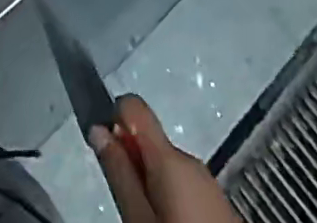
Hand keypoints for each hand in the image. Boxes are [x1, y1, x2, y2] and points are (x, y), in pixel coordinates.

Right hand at [91, 95, 241, 222]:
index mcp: (169, 156)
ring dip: (150, 183)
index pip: (134, 105)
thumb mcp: (138, 217)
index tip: (108, 153)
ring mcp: (208, 181)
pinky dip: (169, 197)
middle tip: (127, 202)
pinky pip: (183, 184)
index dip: (113, 120)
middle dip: (132, 163)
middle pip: (149, 141)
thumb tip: (98, 129)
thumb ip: (118, 171)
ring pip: (165, 166)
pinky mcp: (218, 202)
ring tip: (148, 219)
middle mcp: (190, 160)